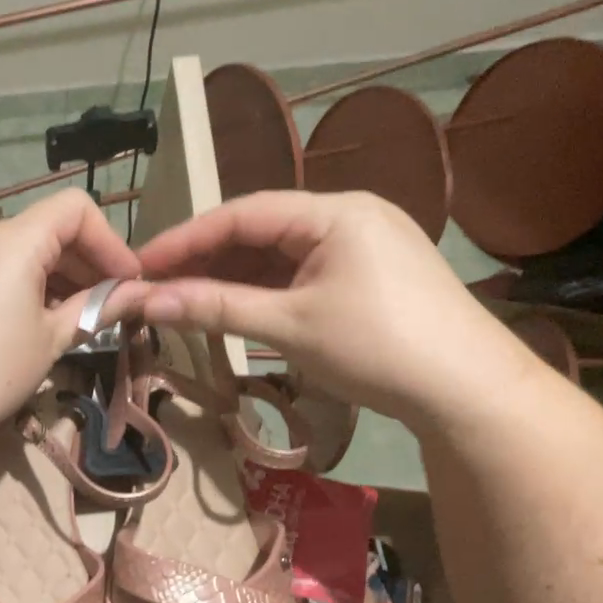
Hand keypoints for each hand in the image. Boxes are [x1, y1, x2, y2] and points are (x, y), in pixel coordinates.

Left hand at [0, 189, 145, 446]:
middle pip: (47, 227)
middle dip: (85, 260)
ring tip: (75, 317)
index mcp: (13, 242)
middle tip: (108, 303)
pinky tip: (35, 321)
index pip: (75, 209)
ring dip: (56, 274)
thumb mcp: (52, 340)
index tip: (127, 281)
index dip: (109, 241)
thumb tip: (138, 293)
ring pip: (21, 249)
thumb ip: (96, 307)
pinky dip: (24, 283)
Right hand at [114, 191, 546, 428]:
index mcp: (335, 212)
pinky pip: (294, 273)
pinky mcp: (362, 275)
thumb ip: (214, 308)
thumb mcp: (287, 326)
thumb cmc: (377, 347)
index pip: (240, 214)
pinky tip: (226, 309)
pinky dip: (255, 291)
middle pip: (255, 231)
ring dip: (225, 278)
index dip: (183, 239)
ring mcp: (357, 246)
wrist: (467, 390)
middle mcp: (346, 216)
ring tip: (178, 304)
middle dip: (200, 260)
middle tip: (149, 290)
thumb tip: (142, 302)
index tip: (136, 267)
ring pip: (272, 254)